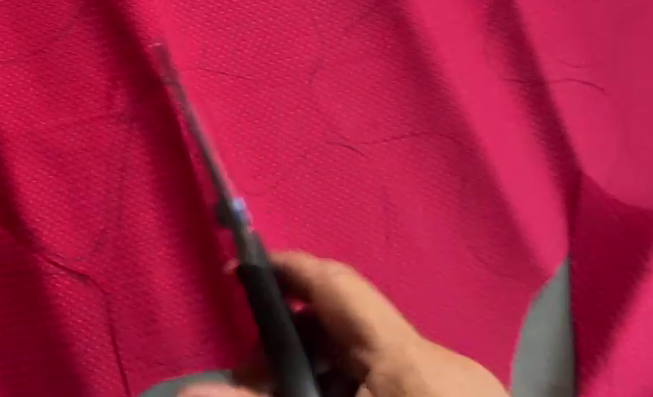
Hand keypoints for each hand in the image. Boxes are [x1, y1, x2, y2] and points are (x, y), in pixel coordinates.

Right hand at [181, 252, 507, 396]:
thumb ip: (265, 395)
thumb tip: (188, 393)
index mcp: (410, 360)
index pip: (332, 281)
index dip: (279, 268)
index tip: (234, 278)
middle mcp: (444, 363)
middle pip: (345, 324)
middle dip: (290, 343)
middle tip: (250, 378)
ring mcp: (464, 390)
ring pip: (371, 357)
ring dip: (320, 371)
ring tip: (284, 394)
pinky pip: (397, 383)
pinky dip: (354, 389)